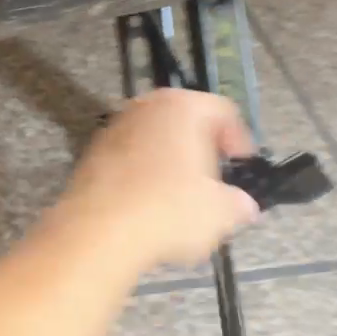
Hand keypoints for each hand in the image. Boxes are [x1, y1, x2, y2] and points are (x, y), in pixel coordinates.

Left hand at [52, 88, 258, 269]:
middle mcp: (147, 106)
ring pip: (154, 135)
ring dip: (170, 157)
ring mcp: (115, 126)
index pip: (223, 111)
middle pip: (185, 118)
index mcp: (183, 107)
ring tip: (182, 191)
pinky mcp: (92, 151)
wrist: (98, 229)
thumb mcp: (221, 212)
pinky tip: (149, 199)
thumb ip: (239, 203)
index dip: (238, 137)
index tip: (242, 163)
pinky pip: (130, 154)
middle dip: (202, 144)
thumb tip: (243, 205)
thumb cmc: (169, 210)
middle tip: (214, 175)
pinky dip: (143, 169)